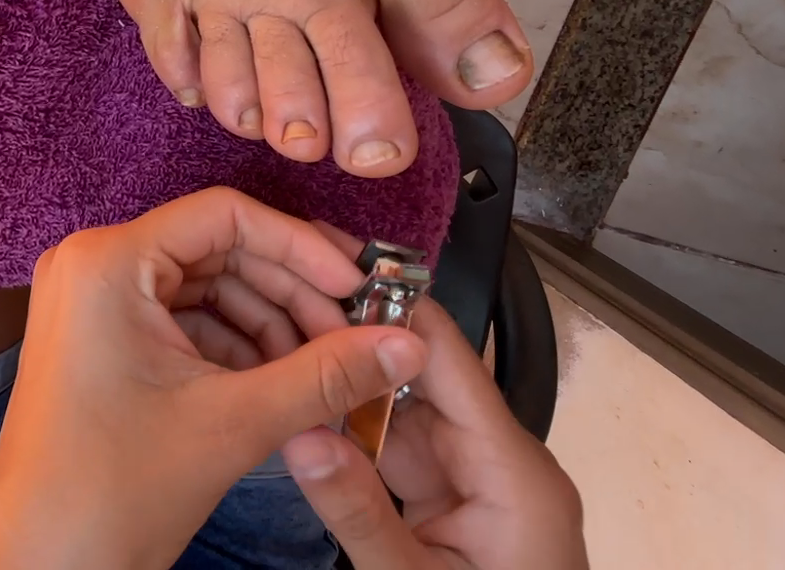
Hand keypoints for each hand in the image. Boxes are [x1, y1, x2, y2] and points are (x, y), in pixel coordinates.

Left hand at [0, 187, 427, 567]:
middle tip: (354, 336)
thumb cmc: (110, 489)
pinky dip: (231, 343)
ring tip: (322, 371)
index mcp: (109, 260)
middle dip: (289, 293)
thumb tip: (403, 344)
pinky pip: (180, 316)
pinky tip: (278, 381)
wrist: (39, 558)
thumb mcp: (231, 423)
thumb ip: (325, 376)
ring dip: (266, 323)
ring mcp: (93, 296)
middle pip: (216, 250)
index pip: (223, 214)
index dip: (299, 246)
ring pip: (202, 286)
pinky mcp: (100, 330)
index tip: (356, 288)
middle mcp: (94, 262)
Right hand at [282, 300, 588, 569]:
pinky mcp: (442, 483)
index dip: (387, 307)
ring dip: (338, 374)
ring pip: (393, 397)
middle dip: (346, 336)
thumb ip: (360, 514)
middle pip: (414, 369)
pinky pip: (387, 432)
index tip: (316, 270)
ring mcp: (466, 466)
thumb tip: (295, 433)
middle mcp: (493, 450)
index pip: (447, 355)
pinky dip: (342, 417)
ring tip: (273, 335)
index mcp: (511, 467)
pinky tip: (296, 391)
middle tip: (274, 302)